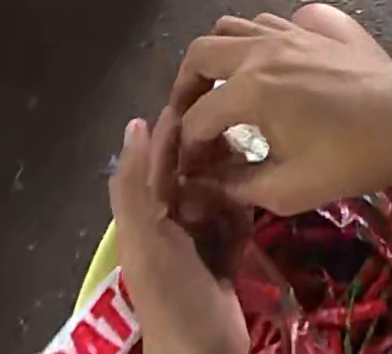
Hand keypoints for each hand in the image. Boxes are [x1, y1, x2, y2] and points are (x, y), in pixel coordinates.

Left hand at [109, 111, 249, 353]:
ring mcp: (199, 238)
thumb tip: (135, 122)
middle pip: (195, 168)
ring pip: (219, 188)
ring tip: (253, 163)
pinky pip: (236, 217)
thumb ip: (134, 182)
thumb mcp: (146, 238)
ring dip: (233, 178)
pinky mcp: (224, 254)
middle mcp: (171, 219)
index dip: (182, 126)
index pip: (162, 154)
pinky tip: (257, 198)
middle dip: (214, 152)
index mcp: (147, 210)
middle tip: (242, 133)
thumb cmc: (172, 295)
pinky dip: (244, 209)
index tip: (212, 96)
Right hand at [172, 6, 391, 215]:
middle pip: (198, 55)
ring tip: (219, 92)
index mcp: (250, 88)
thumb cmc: (352, 156)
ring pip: (228, 28)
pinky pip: (261, 23)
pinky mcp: (306, 29)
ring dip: (214, 59)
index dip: (185, 149)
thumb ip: (235, 185)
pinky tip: (260, 70)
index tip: (190, 172)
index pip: (196, 117)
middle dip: (184, 89)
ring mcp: (284, 32)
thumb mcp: (289, 188)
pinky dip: (247, 42)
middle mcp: (258, 50)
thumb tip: (202, 185)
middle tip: (190, 121)